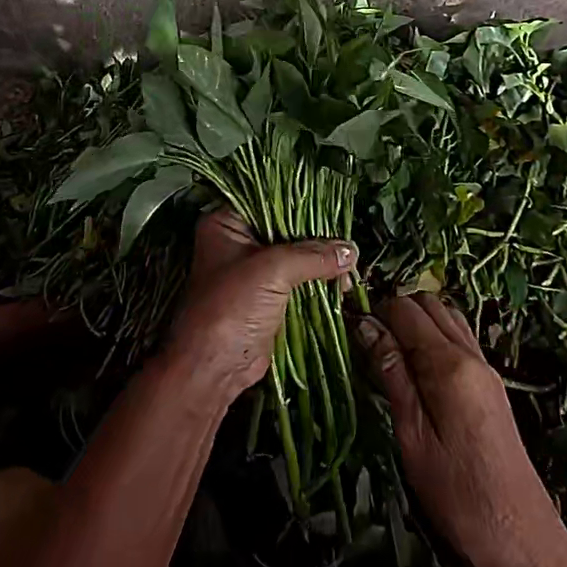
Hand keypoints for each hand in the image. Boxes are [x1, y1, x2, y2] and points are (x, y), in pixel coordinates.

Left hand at [165, 209, 354, 401]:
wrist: (214, 366)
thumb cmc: (231, 307)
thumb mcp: (272, 270)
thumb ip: (312, 255)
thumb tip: (351, 251)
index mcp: (227, 223)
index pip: (269, 199)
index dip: (302, 203)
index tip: (336, 208)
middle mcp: (239, 241)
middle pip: (286, 228)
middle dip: (319, 238)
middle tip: (350, 244)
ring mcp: (253, 270)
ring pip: (296, 256)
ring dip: (322, 263)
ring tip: (351, 268)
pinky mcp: (267, 296)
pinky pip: (298, 281)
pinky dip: (319, 283)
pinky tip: (342, 284)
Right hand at [357, 294, 566, 566]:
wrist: (521, 537)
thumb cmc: (459, 493)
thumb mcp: (412, 436)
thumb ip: (391, 375)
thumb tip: (366, 326)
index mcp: (450, 366)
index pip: (406, 310)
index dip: (375, 310)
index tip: (352, 328)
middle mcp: (471, 355)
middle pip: (429, 303)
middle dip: (396, 309)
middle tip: (370, 339)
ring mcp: (486, 367)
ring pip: (447, 315)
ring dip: (417, 320)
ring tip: (390, 350)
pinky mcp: (491, 384)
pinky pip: (460, 336)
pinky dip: (435, 334)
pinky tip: (418, 364)